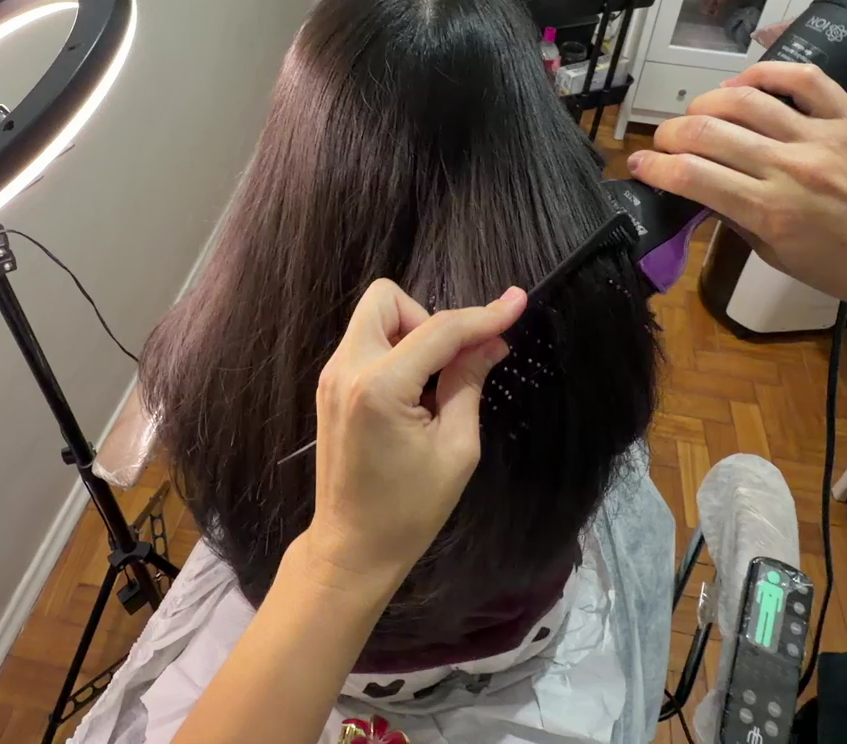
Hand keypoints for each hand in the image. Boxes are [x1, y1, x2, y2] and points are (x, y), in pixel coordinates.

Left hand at [301, 280, 526, 591]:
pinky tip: (412, 393)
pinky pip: (366, 342)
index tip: (516, 302)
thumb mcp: (456, 449)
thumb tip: (491, 343)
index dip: (483, 316)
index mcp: (380, 387)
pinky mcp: (330, 386)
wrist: (351, 547)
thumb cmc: (409, 509)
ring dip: (410, 334)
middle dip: (426, 318)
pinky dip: (395, 351)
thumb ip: (469, 384)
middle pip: (386, 298)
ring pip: (374, 316)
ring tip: (431, 386)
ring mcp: (332, 375)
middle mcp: (347, 369)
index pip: (439, 330)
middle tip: (447, 364)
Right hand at [626, 62, 846, 318]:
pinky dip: (765, 74)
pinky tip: (743, 84)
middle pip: (705, 132)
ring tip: (697, 114)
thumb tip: (697, 192)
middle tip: (663, 143)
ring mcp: (821, 138)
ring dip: (705, 103)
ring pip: (744, 99)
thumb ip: (734, 219)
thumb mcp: (777, 258)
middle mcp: (790, 168)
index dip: (651, 166)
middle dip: (668, 134)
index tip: (637, 165)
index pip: (688, 175)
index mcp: (768, 211)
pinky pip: (803, 79)